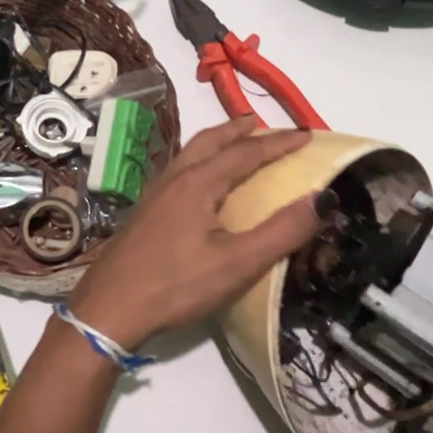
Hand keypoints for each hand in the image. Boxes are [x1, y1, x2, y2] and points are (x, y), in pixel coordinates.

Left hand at [67, 117, 321, 349]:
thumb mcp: (238, 263)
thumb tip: (322, 198)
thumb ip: (282, 231)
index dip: (278, 143)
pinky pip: (179, 169)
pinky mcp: (145, 211)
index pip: (246, 153)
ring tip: (234, 141)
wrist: (110, 308)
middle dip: (239, 130)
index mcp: (199, 183)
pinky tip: (200, 180)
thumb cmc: (177, 285)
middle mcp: (175, 178)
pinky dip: (200, 160)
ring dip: (216, 141)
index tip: (306, 136)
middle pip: (211, 141)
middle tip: (262, 123)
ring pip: (191, 153)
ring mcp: (155, 193)